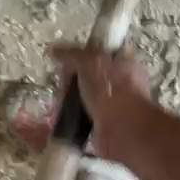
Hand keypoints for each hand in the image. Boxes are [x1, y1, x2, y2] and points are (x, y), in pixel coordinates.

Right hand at [48, 45, 158, 162]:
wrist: (124, 130)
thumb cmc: (111, 90)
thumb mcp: (90, 62)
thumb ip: (72, 54)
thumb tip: (54, 49)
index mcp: (125, 62)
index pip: (102, 53)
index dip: (82, 56)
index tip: (67, 64)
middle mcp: (123, 83)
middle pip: (91, 77)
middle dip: (72, 82)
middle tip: (62, 90)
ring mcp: (116, 106)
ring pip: (87, 98)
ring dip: (71, 103)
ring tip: (59, 108)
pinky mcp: (107, 126)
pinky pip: (85, 119)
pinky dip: (74, 121)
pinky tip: (63, 122)